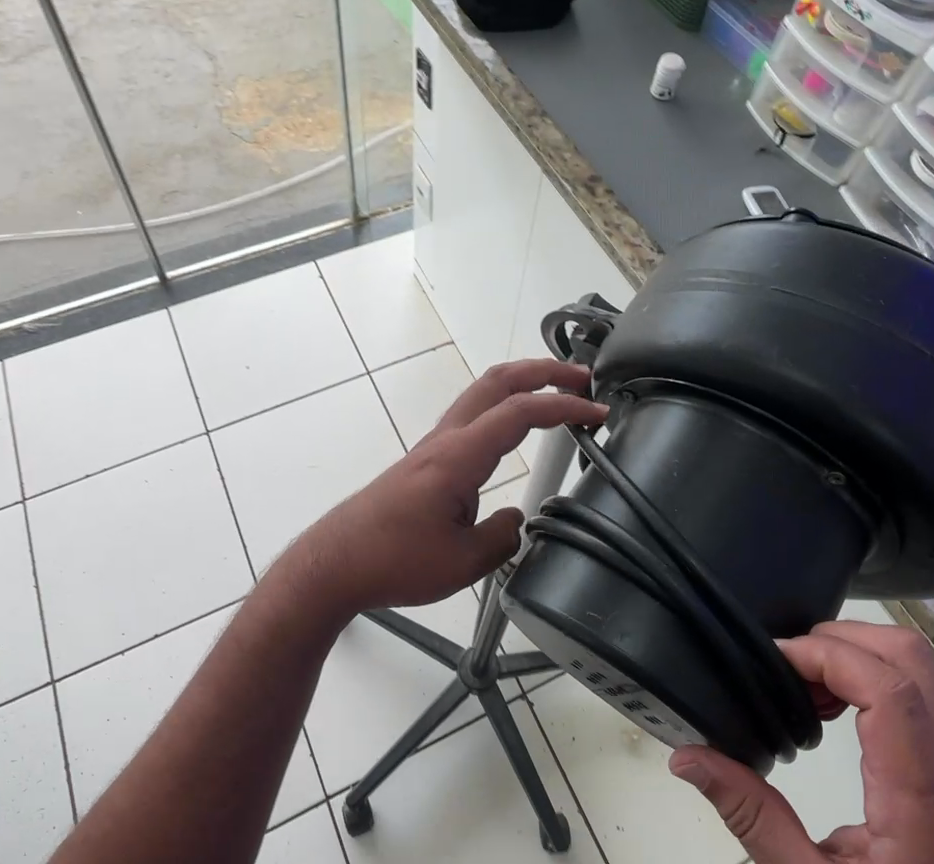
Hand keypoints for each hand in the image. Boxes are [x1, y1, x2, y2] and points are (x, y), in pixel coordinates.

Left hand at [282, 359, 605, 617]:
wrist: (335, 563)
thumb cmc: (393, 561)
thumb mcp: (462, 561)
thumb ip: (502, 537)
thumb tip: (517, 519)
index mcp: (458, 456)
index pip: (520, 412)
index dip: (564, 405)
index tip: (598, 411)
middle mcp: (445, 440)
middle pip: (497, 381)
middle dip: (543, 370)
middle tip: (583, 377)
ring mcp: (433, 446)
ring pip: (481, 394)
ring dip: (522, 384)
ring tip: (557, 394)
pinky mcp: (426, 460)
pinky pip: (471, 416)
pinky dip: (503, 406)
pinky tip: (515, 430)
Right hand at [669, 621, 933, 863]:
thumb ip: (753, 818)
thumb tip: (688, 758)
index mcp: (923, 809)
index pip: (891, 691)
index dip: (828, 655)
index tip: (775, 659)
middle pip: (915, 661)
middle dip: (843, 639)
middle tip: (786, 662)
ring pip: (925, 671)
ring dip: (859, 654)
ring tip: (802, 683)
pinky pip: (924, 697)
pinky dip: (874, 678)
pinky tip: (829, 709)